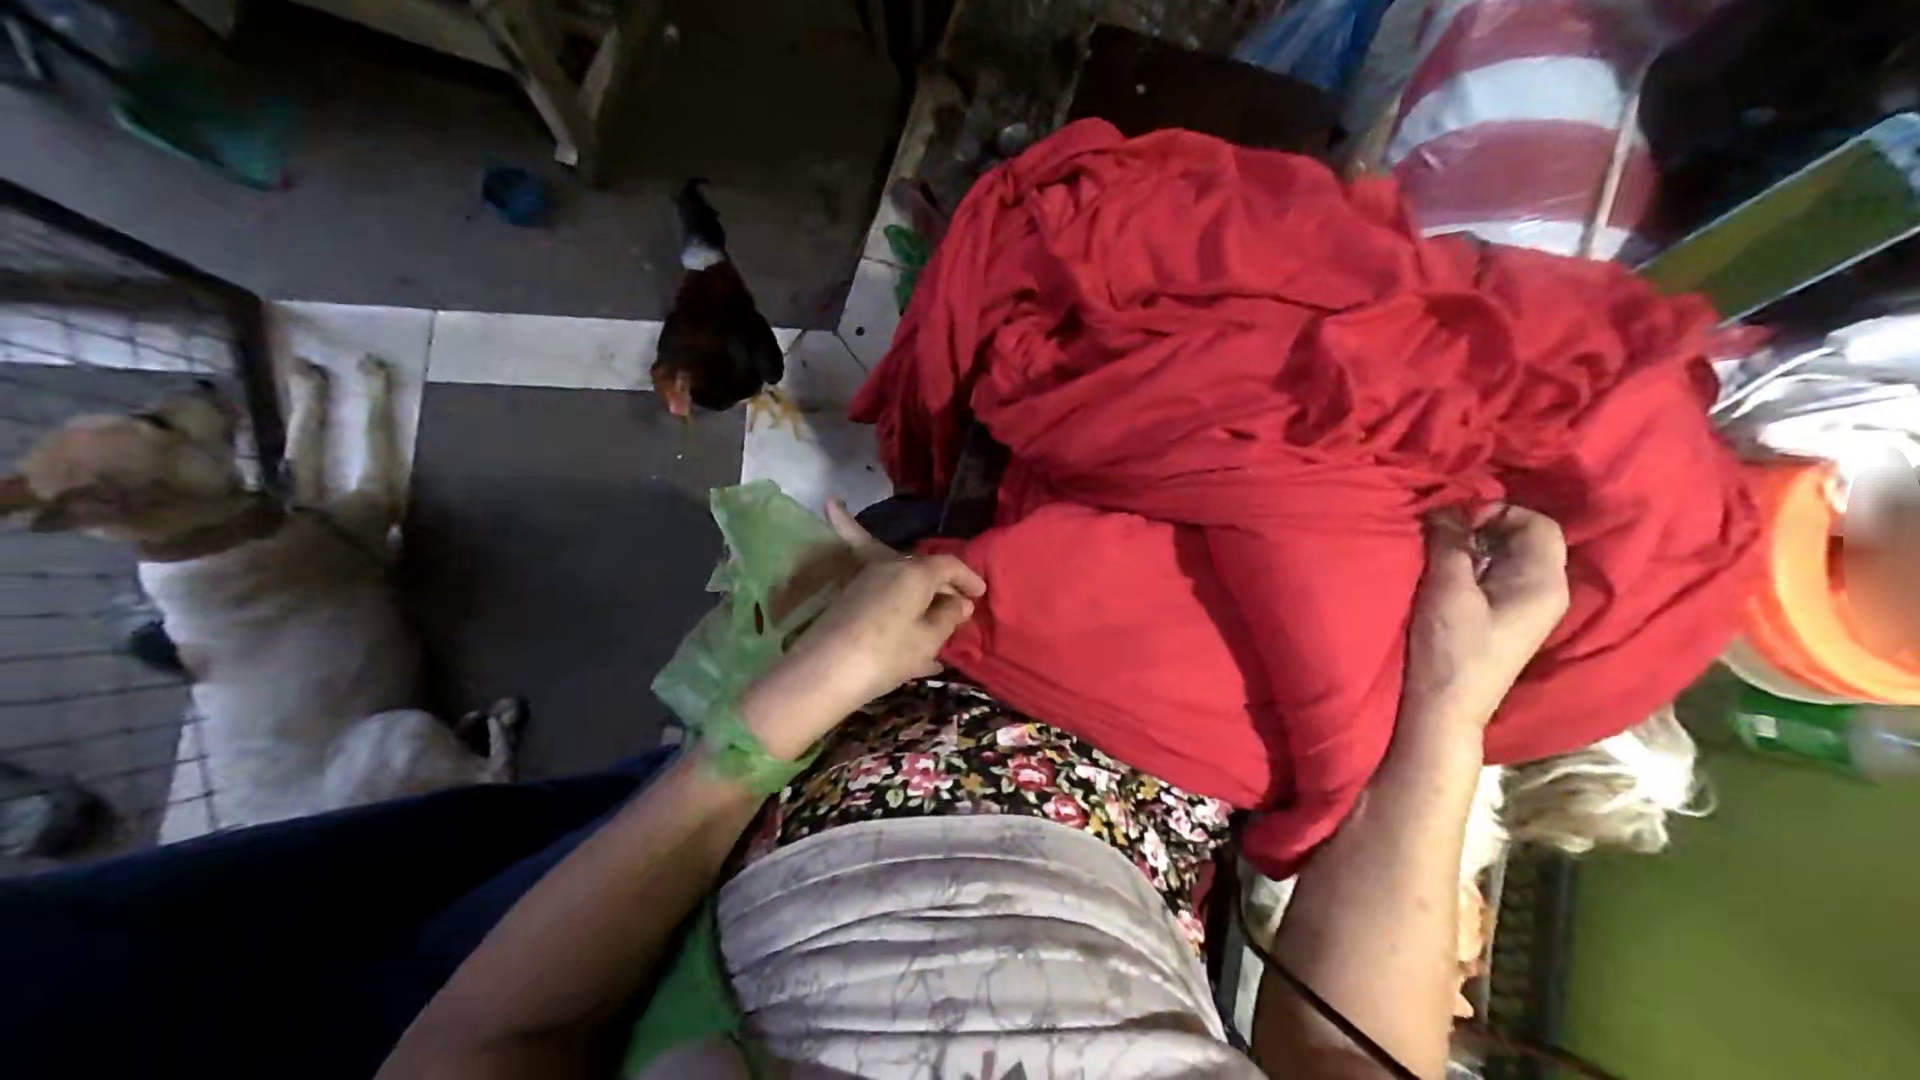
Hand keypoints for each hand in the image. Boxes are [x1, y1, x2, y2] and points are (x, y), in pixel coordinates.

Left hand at [741, 500, 986, 757]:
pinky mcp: (849, 600)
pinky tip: (910, 640)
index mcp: (914, 572)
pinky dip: (903, 612)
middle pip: (924, 571)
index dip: (968, 577)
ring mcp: (865, 582)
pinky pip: (886, 599)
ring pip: (904, 586)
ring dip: (923, 602)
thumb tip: (960, 603)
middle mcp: (888, 567)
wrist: (823, 672)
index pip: (949, 564)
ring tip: (938, 627)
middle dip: (945, 589)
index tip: (980, 594)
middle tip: (959, 612)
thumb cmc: (886, 654)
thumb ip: (949, 617)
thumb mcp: (928, 639)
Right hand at [1401, 503, 1568, 735]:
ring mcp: (1526, 606)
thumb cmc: (1452, 648)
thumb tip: (1446, 509)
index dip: (1498, 510)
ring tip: (1437, 551)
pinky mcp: (1504, 618)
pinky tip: (1443, 573)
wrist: (1446, 705)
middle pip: (1525, 538)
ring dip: (1473, 546)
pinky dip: (1470, 564)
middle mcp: (1546, 590)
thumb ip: (1450, 544)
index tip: (1455, 521)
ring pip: (1507, 556)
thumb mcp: (1448, 590)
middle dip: (1482, 526)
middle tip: (1441, 532)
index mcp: (1545, 581)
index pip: (1538, 523)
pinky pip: (1495, 575)